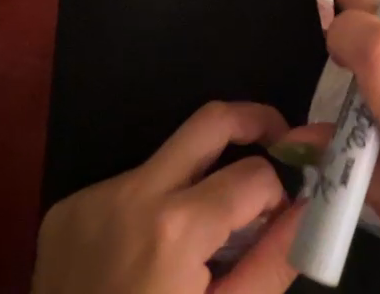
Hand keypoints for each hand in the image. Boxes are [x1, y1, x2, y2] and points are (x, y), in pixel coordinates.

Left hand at [34, 101, 303, 293]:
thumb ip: (275, 260)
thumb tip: (313, 204)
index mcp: (174, 229)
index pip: (254, 173)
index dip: (278, 195)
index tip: (280, 218)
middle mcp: (131, 193)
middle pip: (210, 119)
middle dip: (255, 121)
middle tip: (280, 143)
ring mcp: (92, 198)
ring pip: (169, 158)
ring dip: (198, 181)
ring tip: (200, 237)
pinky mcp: (66, 209)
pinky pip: (129, 186)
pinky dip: (154, 206)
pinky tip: (147, 255)